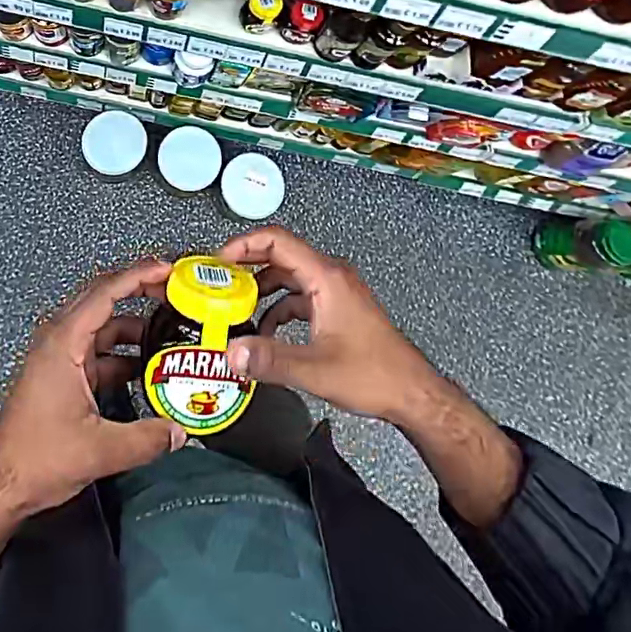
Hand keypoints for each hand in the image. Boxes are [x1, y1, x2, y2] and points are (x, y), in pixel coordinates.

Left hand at [0, 261, 186, 592]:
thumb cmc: (32, 460)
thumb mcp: (99, 450)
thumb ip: (147, 438)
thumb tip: (179, 430)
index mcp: (63, 344)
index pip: (105, 292)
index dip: (140, 275)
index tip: (167, 270)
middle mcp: (59, 343)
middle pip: (104, 298)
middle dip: (141, 289)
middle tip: (174, 290)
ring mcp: (61, 358)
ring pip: (105, 325)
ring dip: (136, 324)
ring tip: (168, 331)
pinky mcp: (64, 375)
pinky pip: (101, 349)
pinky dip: (127, 351)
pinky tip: (149, 368)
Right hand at [218, 226, 448, 426]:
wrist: (411, 391)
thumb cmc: (374, 374)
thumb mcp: (314, 369)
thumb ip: (270, 360)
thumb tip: (231, 353)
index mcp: (326, 277)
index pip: (278, 241)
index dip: (244, 244)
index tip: (219, 261)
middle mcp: (331, 276)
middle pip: (281, 255)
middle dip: (247, 266)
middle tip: (218, 282)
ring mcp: (336, 291)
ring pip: (290, 277)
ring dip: (262, 290)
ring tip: (237, 308)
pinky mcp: (338, 308)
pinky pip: (301, 297)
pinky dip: (280, 307)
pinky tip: (267, 332)